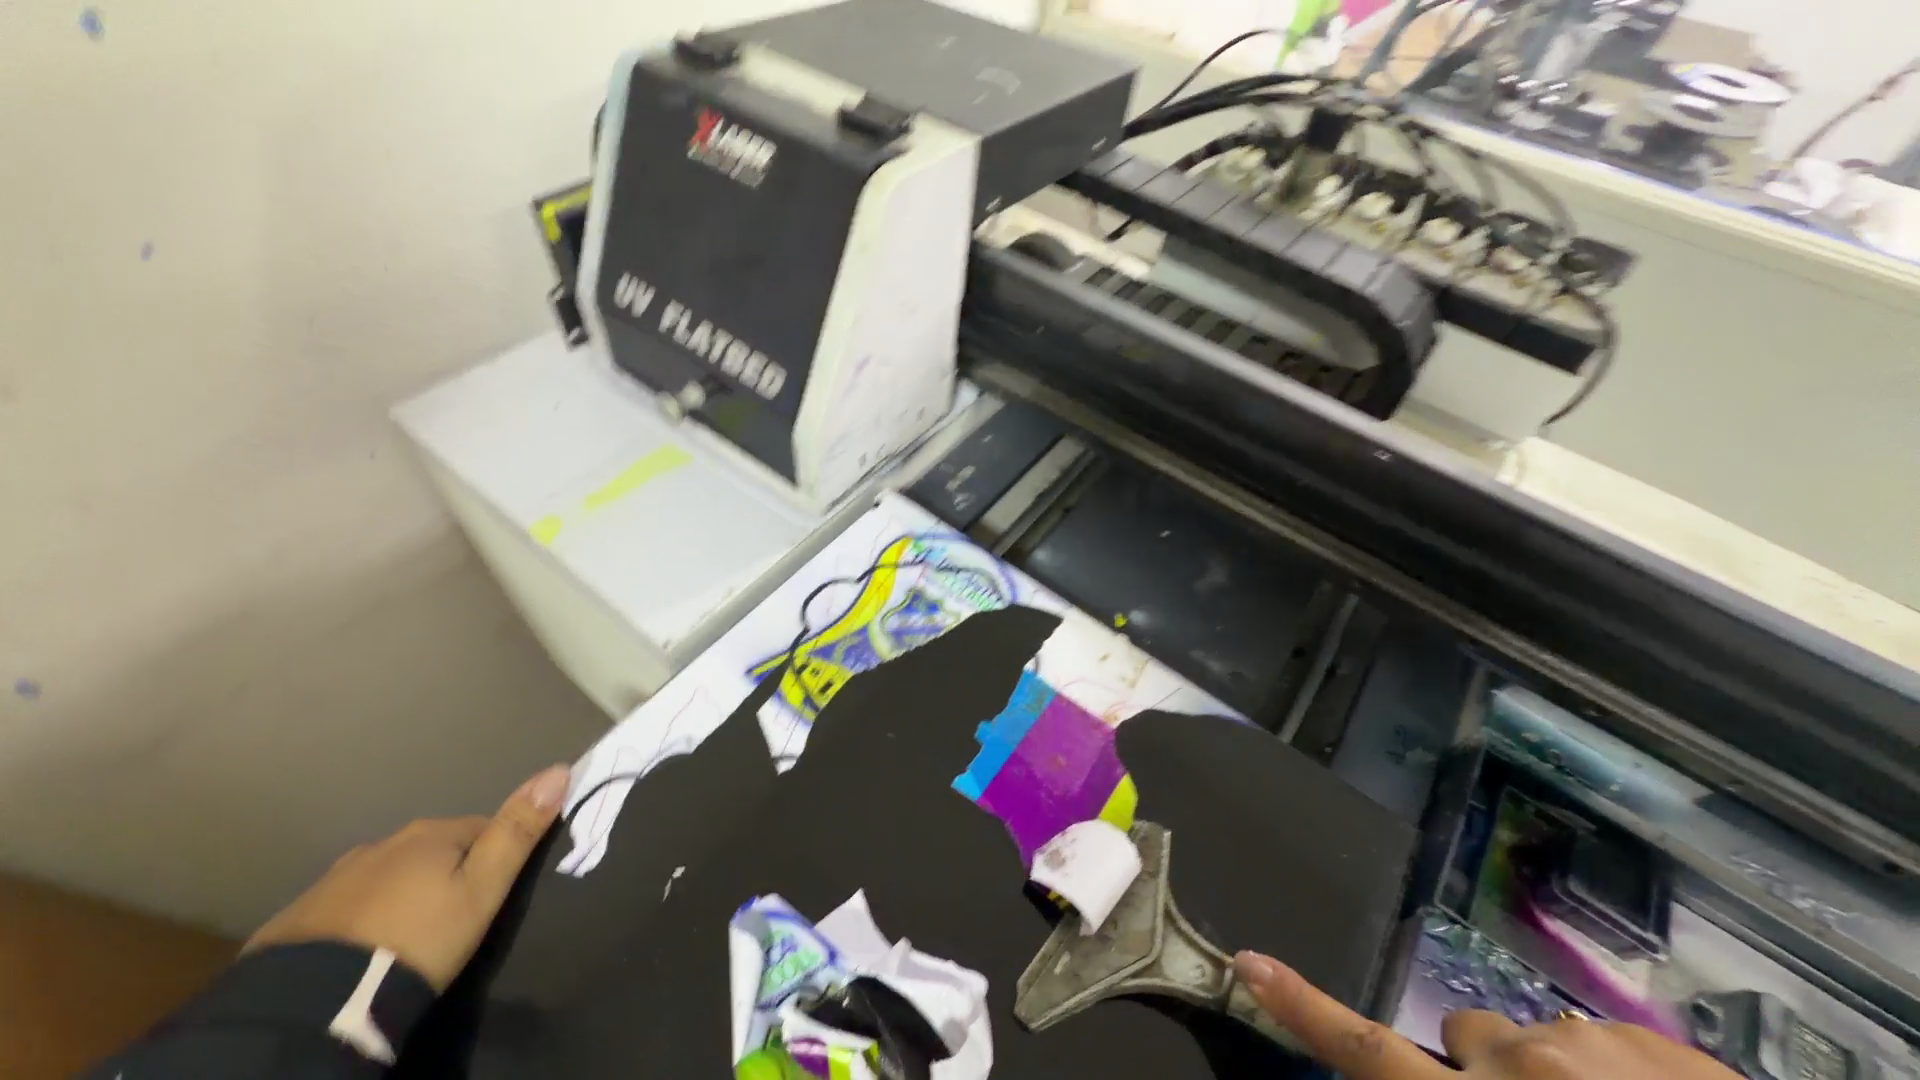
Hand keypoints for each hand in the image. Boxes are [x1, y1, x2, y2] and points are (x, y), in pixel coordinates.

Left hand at [246, 765, 570, 990]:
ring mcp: (340, 874)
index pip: (482, 830)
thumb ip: (518, 831)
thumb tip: (559, 768)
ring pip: (392, 872)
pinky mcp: (305, 909)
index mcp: (432, 833)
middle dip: (448, 871)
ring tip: (411, 934)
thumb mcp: (484, 888)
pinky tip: (369, 942)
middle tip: (456, 917)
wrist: (319, 996)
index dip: (495, 857)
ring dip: (406, 891)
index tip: (494, 893)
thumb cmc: (420, 936)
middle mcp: (386, 841)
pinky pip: (351, 900)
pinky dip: (367, 913)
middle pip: (435, 848)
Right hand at [1233, 951, 1739, 1079]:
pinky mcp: (1661, 1042)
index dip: (1302, 1010)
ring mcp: (1596, 1046)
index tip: (1249, 964)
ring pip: (1536, 1038)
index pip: (1369, 1053)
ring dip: (1552, 1076)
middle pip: (1464, 1036)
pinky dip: (1615, 1071)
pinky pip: (1603, 1040)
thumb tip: (1414, 1065)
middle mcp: (1522, 1066)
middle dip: (1480, 1070)